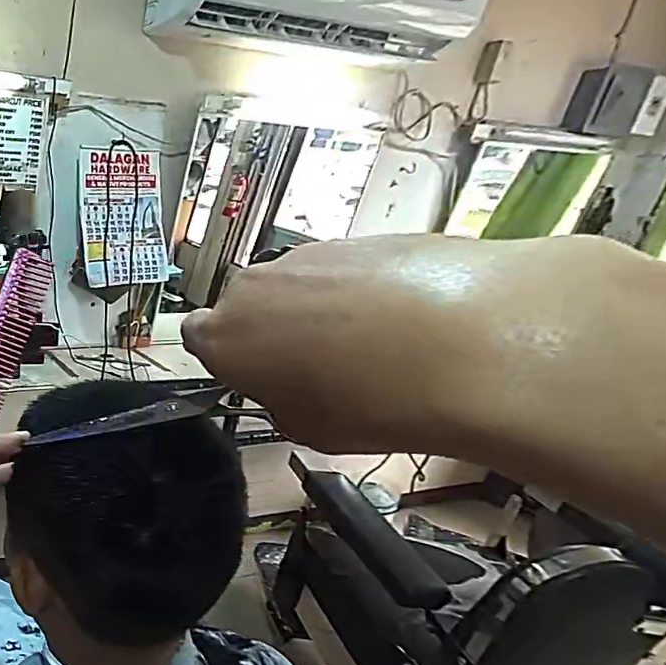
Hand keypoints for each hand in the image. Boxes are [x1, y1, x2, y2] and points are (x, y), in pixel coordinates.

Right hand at [182, 234, 635, 453]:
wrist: (468, 343)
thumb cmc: (371, 403)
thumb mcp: (308, 428)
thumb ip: (278, 398)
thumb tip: (289, 382)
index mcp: (226, 336)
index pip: (197, 339)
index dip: (228, 359)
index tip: (259, 377)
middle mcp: (254, 286)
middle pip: (246, 306)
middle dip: (270, 330)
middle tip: (317, 365)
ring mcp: (306, 253)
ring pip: (294, 285)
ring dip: (315, 309)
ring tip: (372, 343)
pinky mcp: (356, 236)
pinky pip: (340, 268)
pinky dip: (357, 290)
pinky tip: (402, 317)